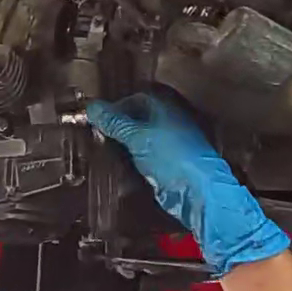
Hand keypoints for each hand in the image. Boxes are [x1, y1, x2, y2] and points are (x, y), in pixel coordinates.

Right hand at [87, 93, 290, 275]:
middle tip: (96, 134)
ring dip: (124, 145)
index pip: (135, 98)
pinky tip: (120, 166)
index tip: (97, 118)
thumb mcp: (136, 136)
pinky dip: (133, 160)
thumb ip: (113, 122)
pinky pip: (146, 157)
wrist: (198, 192)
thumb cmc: (173, 157)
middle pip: (137, 119)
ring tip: (104, 150)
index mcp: (166, 106)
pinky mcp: (170, 164)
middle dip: (117, 127)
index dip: (115, 107)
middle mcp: (170, 122)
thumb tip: (92, 108)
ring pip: (141, 139)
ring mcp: (171, 144)